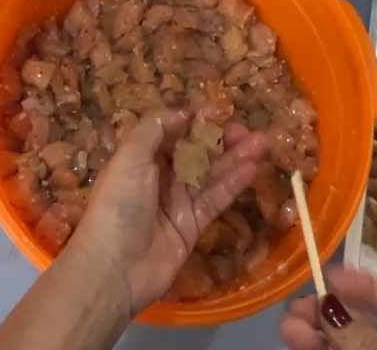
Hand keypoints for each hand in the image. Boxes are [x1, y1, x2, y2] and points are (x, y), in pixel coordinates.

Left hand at [61, 108, 268, 316]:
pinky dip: (233, 183)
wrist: (115, 268)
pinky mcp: (192, 225)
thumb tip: (182, 112)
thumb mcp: (130, 155)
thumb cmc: (119, 203)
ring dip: (234, 157)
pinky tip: (251, 168)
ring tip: (261, 142)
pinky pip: (215, 199)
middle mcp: (160, 174)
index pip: (172, 129)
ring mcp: (177, 201)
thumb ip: (155, 128)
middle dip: (219, 138)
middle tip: (246, 129)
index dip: (194, 118)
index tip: (220, 110)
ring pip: (210, 173)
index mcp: (141, 154)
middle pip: (195, 150)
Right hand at [281, 265, 376, 349]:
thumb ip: (362, 340)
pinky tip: (295, 343)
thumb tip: (327, 300)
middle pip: (360, 323)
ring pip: (340, 344)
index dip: (363, 286)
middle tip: (298, 306)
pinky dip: (311, 349)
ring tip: (288, 326)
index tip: (330, 277)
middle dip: (328, 310)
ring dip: (312, 331)